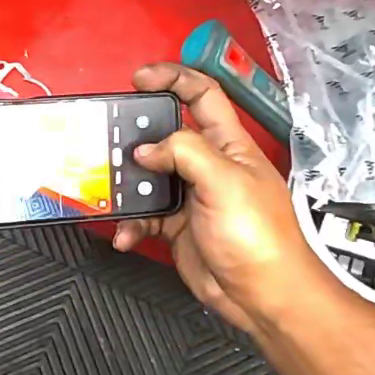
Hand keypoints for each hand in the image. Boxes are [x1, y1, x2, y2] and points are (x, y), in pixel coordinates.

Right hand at [112, 63, 335, 332]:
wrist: (262, 296)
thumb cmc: (260, 237)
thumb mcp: (224, 181)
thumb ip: (184, 153)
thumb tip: (147, 149)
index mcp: (228, 145)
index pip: (202, 95)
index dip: (173, 78)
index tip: (140, 78)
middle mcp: (208, 165)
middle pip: (166, 135)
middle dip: (138, 135)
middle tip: (112, 138)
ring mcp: (191, 195)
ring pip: (149, 177)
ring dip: (128, 185)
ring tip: (112, 192)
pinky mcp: (178, 225)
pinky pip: (145, 215)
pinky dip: (131, 224)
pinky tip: (126, 234)